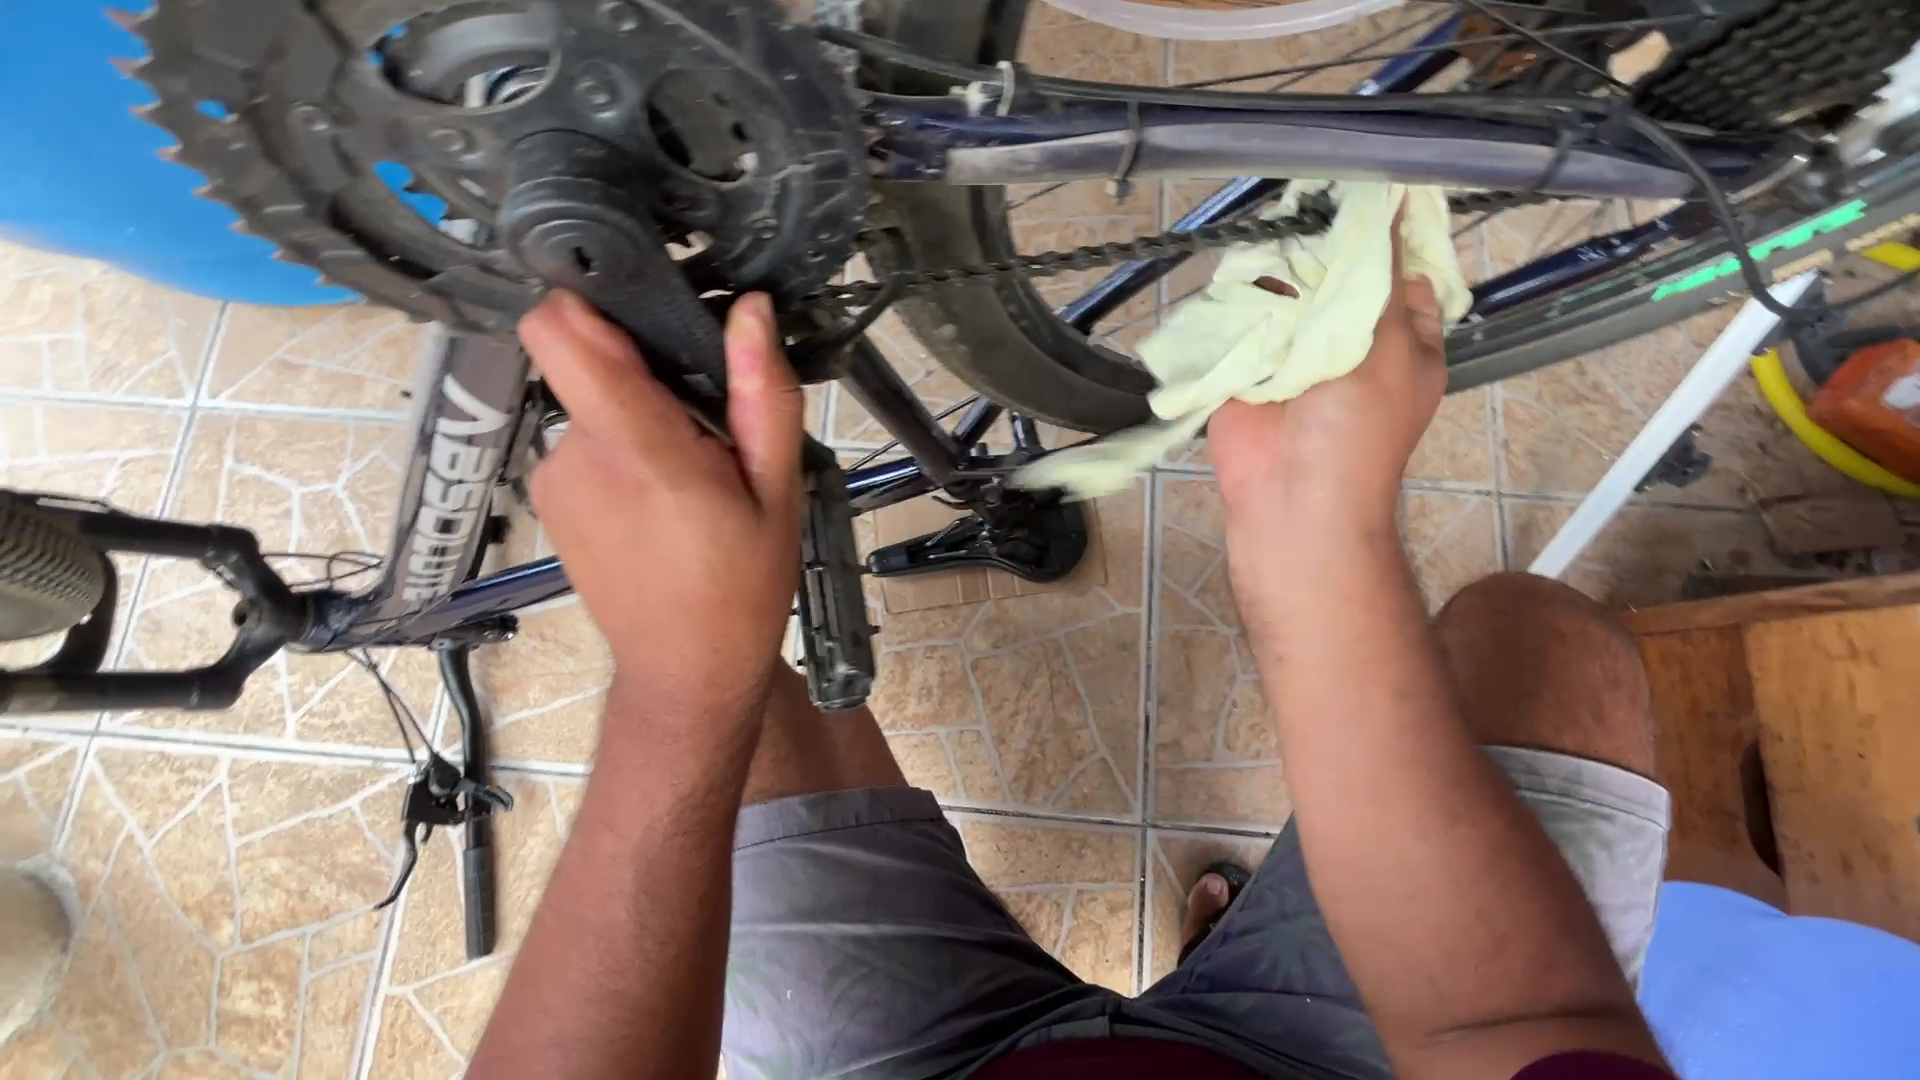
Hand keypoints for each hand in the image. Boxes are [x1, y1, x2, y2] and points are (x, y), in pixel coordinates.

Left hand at [517, 290, 802, 727]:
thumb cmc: (742, 588)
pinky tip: (662, 500)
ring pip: (593, 403)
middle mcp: (576, 456)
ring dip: (641, 418)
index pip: (560, 333)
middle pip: (592, 362)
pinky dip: (622, 451)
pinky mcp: (547, 499)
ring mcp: (553, 480)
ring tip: (692, 477)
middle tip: (708, 432)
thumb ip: (763, 395)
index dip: (588, 297)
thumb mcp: (777, 492)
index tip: (642, 302)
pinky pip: (585, 442)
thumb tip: (751, 311)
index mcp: (640, 451)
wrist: (686, 670)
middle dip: (650, 375)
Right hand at [1207, 228, 1446, 530]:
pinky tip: (1232, 268)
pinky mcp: (1245, 367)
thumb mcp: (1390, 347)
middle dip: (1319, 246)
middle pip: (1334, 278)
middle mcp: (1346, 341)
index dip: (1384, 235)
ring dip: (1274, 269)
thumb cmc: (1356, 429)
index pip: (1397, 273)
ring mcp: (1293, 353)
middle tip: (1304, 199)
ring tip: (1266, 226)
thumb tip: (1392, 206)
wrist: (1290, 495)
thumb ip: (1380, 278)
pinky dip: (1235, 300)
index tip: (1365, 187)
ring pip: (1284, 295)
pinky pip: (1240, 323)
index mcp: (1400, 339)